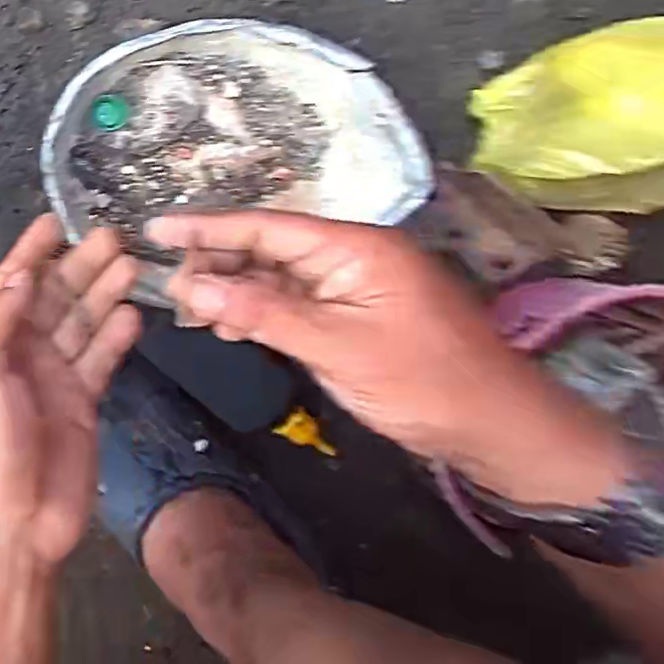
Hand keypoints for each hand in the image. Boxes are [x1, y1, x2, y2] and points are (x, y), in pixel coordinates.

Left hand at [0, 214, 143, 566]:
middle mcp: (16, 349)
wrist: (11, 524)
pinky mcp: (79, 400)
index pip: (9, 283)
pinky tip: (133, 313)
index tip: (54, 220)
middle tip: (110, 235)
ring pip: (80, 320)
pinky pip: (99, 357)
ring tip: (129, 263)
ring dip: (103, 292)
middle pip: (52, 296)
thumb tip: (16, 276)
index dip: (31, 251)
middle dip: (79, 265)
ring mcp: (49, 374)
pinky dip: (115, 335)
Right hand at [147, 210, 626, 504]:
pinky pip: (283, 298)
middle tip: (174, 292)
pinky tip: (228, 327)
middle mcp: (345, 254)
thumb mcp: (338, 349)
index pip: (262, 226)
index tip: (155, 229)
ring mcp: (344, 281)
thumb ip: (260, 313)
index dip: (204, 227)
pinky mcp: (343, 308)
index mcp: (352, 247)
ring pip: (266, 273)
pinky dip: (251, 310)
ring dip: (228, 290)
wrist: (508, 437)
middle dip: (213, 265)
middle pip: (260, 246)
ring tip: (193, 314)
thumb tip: (190, 289)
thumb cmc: (430, 386)